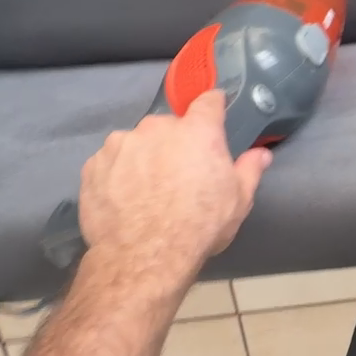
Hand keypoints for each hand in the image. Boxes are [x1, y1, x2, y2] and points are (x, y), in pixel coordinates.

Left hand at [78, 90, 270, 289]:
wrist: (146, 254)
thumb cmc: (202, 224)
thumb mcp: (239, 200)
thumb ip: (249, 170)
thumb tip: (261, 154)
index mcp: (197, 132)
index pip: (207, 102)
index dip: (213, 106)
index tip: (214, 114)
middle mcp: (156, 129)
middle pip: (169, 125)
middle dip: (177, 141)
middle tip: (183, 172)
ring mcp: (120, 145)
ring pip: (138, 142)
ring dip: (146, 156)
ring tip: (150, 189)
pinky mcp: (93, 165)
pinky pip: (112, 161)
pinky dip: (121, 172)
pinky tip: (128, 198)